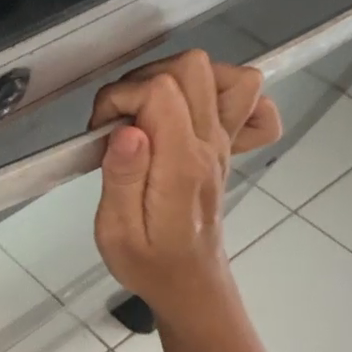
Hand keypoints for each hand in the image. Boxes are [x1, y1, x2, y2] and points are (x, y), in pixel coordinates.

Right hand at [88, 52, 281, 327]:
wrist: (189, 282)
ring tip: (148, 109)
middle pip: (193, 68)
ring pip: (225, 75)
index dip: (120, 97)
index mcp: (179, 164)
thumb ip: (121, 178)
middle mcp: (209, 145)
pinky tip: (195, 112)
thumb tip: (127, 130)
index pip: (160, 92)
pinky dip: (228, 94)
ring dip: (180, 79)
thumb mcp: (115, 230)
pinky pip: (252, 101)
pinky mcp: (227, 146)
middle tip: (118, 116)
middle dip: (144, 79)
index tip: (99, 130)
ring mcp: (224, 143)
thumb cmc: (145, 261)